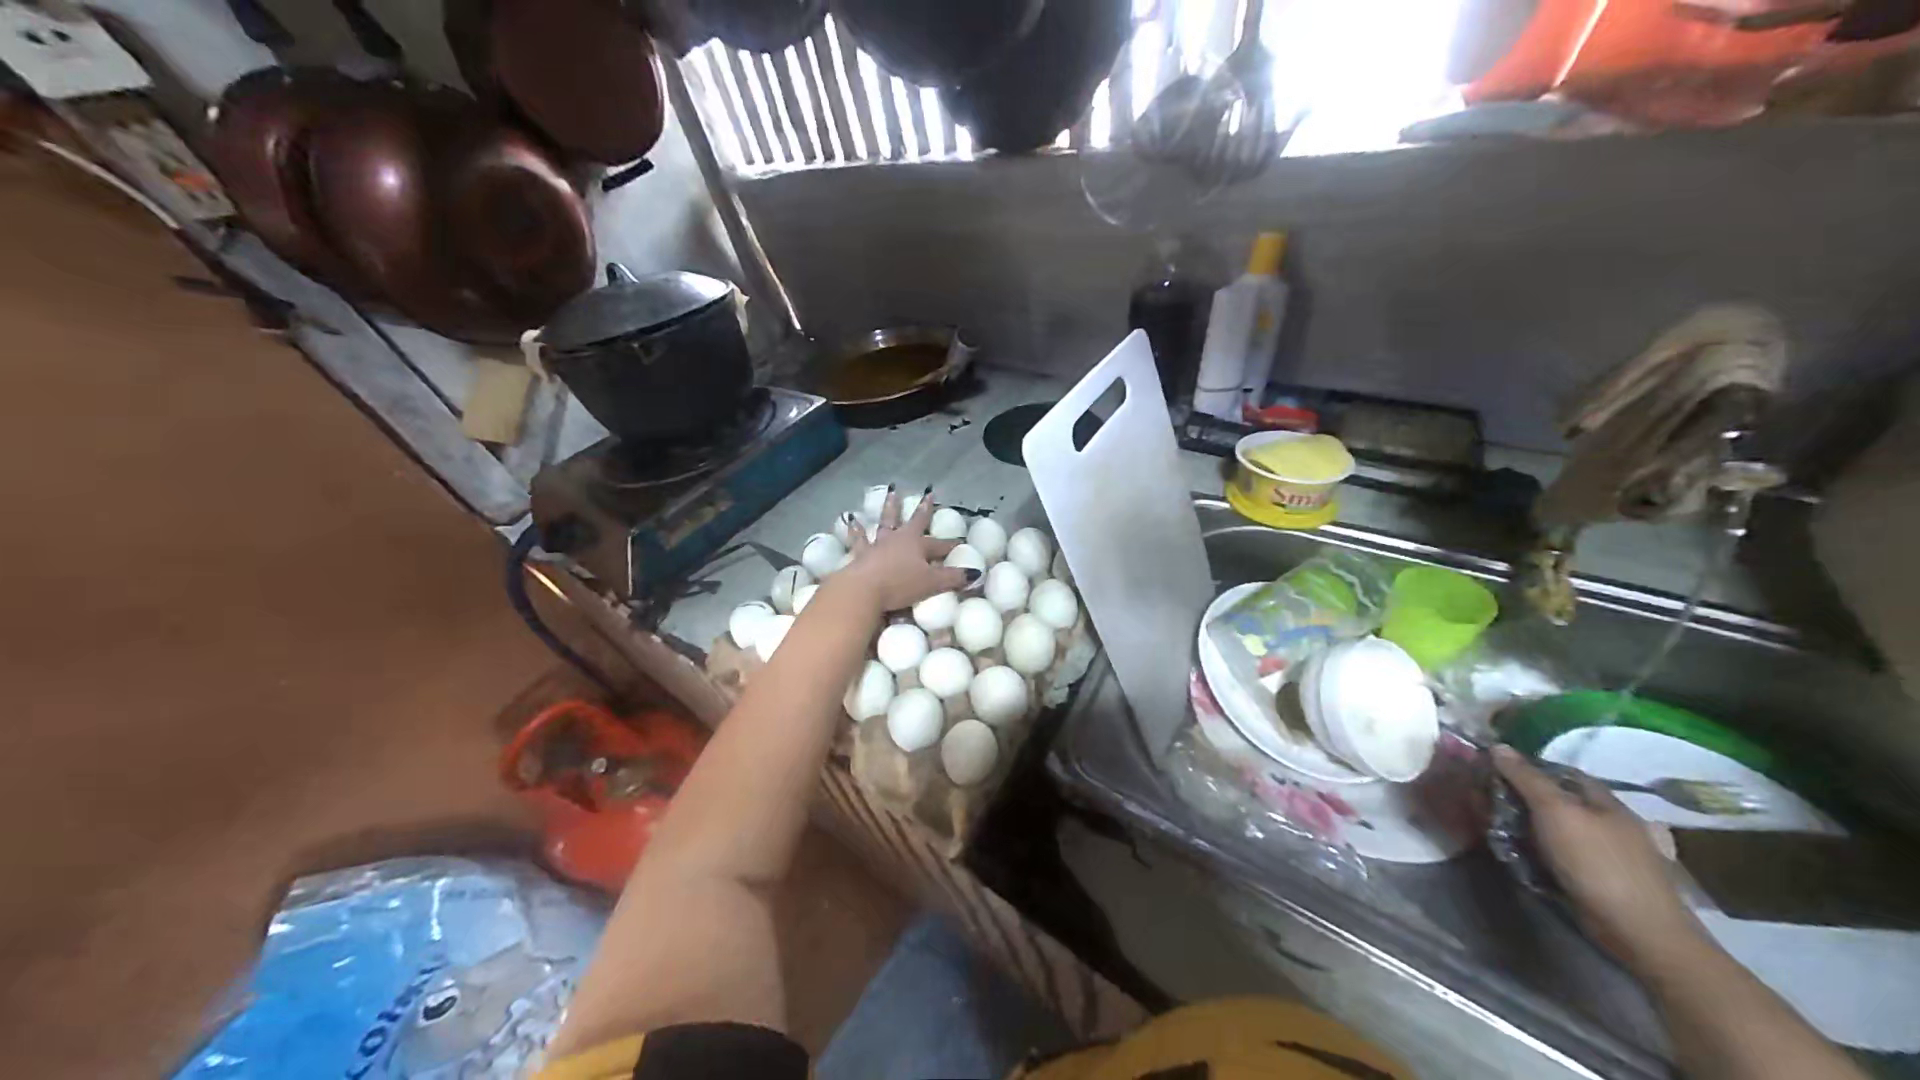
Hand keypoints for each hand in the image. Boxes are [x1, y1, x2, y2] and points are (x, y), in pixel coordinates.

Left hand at [830, 486, 971, 613]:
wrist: (862, 590)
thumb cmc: (899, 584)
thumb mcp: (931, 583)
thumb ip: (953, 578)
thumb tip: (975, 574)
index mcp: (916, 544)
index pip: (939, 543)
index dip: (951, 544)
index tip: (961, 542)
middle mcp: (897, 539)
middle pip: (912, 521)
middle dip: (922, 509)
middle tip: (927, 494)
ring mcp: (877, 545)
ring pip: (885, 522)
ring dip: (889, 507)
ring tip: (890, 493)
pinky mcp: (859, 555)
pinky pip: (857, 539)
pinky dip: (855, 529)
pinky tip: (850, 520)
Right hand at [1493, 745, 1704, 971]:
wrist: (1638, 931)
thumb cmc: (1597, 862)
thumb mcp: (1556, 811)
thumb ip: (1526, 778)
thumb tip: (1498, 746)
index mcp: (1602, 800)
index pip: (1557, 771)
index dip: (1524, 767)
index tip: (1490, 770)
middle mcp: (1605, 821)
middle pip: (1552, 799)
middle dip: (1517, 797)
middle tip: (1483, 800)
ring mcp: (1602, 851)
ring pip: (1551, 827)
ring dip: (1522, 825)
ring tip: (1492, 826)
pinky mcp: (1595, 877)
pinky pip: (1556, 852)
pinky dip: (1534, 849)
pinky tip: (1517, 853)